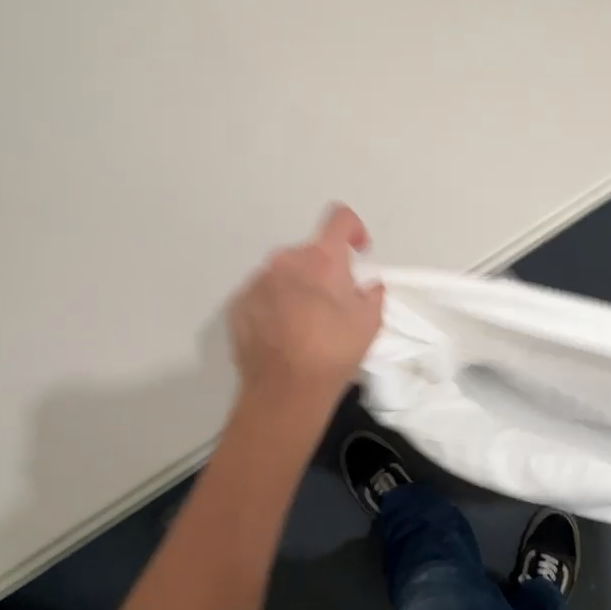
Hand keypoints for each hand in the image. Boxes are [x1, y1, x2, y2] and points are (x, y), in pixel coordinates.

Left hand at [228, 204, 383, 401]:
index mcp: (321, 259)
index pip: (339, 219)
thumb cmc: (334, 351)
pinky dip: (275, 306)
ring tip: (306, 324)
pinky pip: (262, 295)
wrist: (285, 390)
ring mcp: (257, 282)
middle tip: (334, 304)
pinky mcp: (238, 306)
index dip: (353, 229)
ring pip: (284, 274)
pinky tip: (283, 335)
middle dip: (324, 271)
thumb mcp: (370, 323)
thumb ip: (372, 294)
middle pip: (310, 253)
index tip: (358, 252)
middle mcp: (285, 261)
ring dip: (298, 288)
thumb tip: (365, 286)